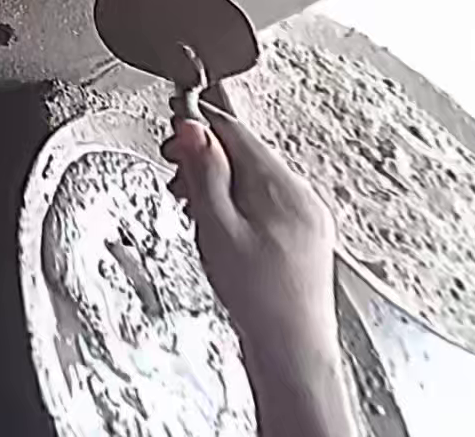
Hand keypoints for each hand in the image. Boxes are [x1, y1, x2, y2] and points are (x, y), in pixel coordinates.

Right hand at [162, 110, 336, 351]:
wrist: (291, 349)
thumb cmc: (254, 293)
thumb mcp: (214, 223)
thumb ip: (204, 169)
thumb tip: (191, 125)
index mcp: (280, 187)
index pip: (232, 129)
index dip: (194, 127)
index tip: (169, 139)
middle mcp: (300, 194)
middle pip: (240, 148)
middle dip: (201, 156)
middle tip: (176, 179)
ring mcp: (305, 212)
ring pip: (249, 170)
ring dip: (214, 176)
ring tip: (192, 203)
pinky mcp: (303, 229)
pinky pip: (261, 192)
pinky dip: (232, 195)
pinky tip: (217, 218)